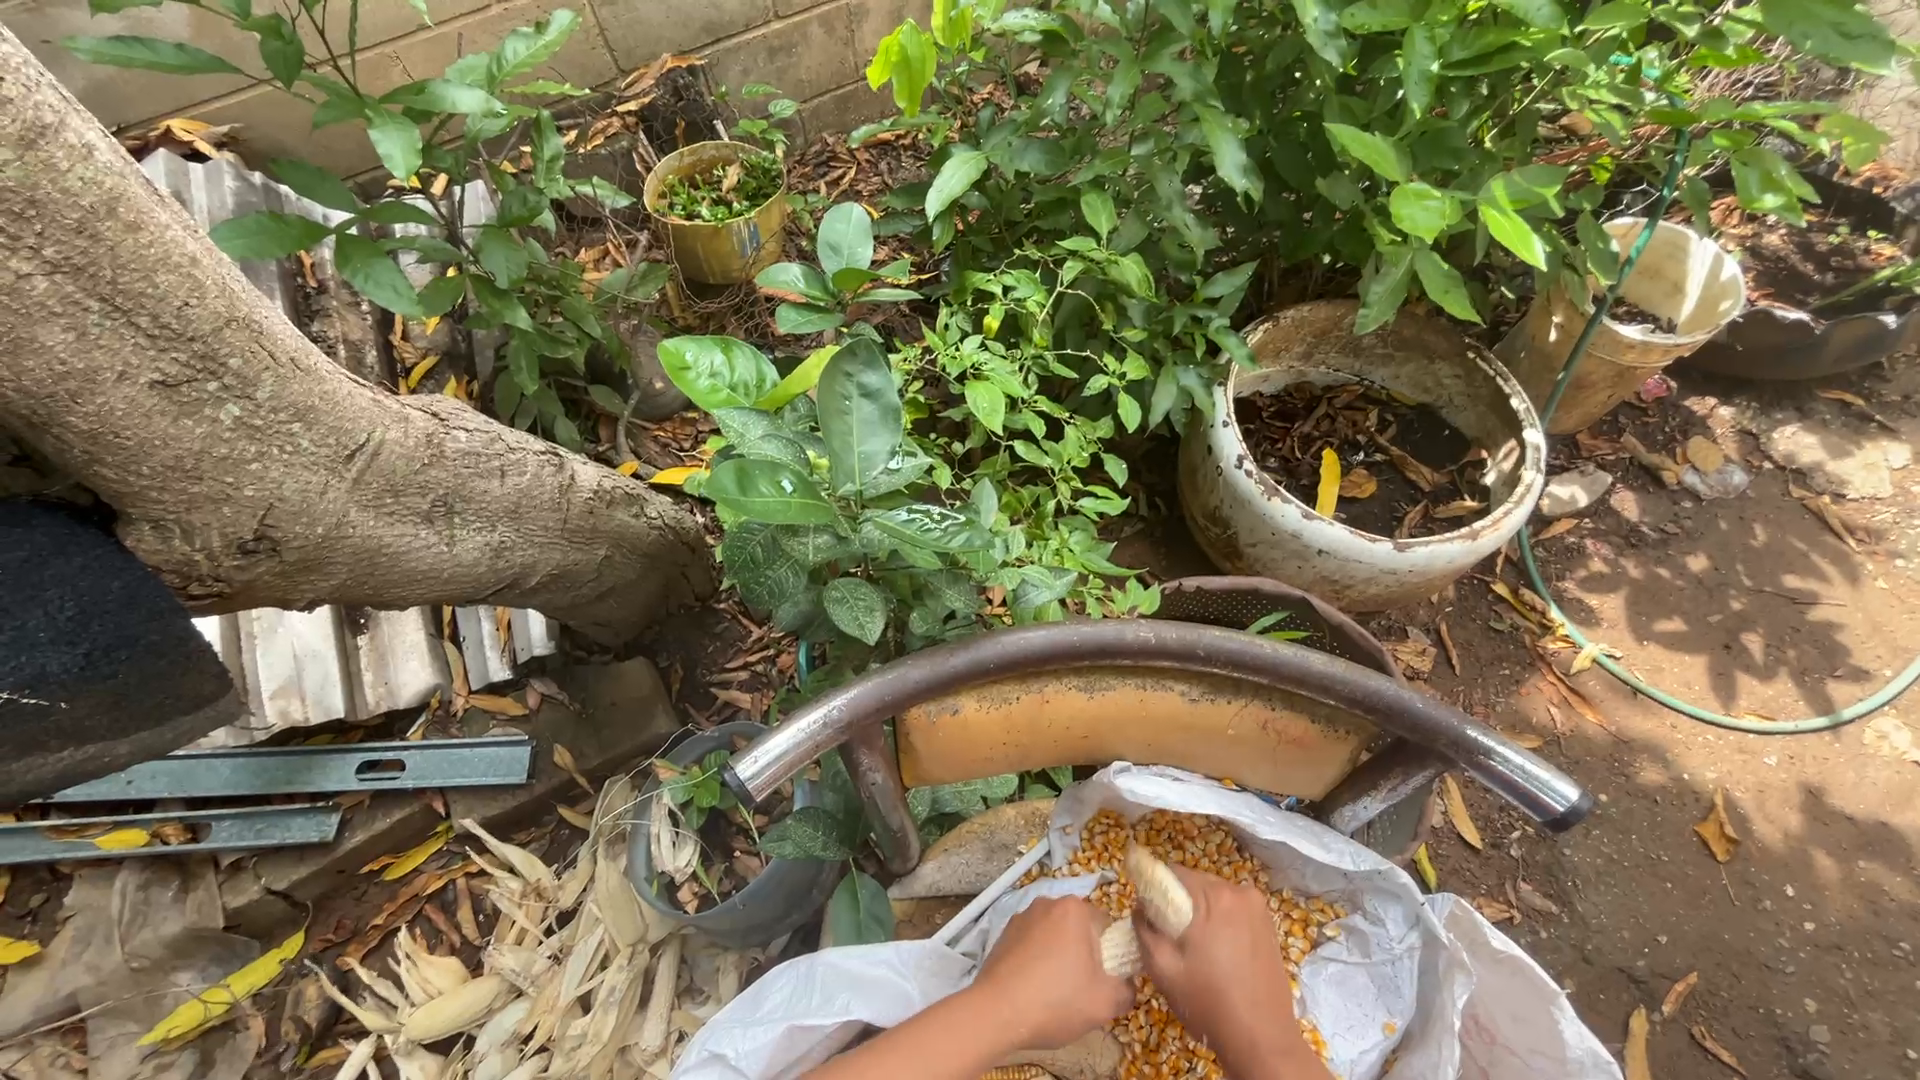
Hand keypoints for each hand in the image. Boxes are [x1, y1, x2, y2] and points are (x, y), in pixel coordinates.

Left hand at [968, 896, 1133, 1049]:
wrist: (996, 1012)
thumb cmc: (1056, 1001)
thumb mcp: (1106, 1003)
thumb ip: (1127, 989)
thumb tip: (1127, 984)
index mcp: (1074, 909)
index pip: (1106, 926)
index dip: (1110, 955)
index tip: (1103, 980)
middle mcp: (1047, 903)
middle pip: (1078, 929)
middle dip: (1083, 955)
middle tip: (1080, 989)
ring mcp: (1021, 917)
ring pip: (1053, 936)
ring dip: (1058, 956)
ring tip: (1053, 992)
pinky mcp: (1003, 933)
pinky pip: (1031, 944)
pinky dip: (1036, 960)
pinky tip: (1032, 988)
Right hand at [1136, 865, 1330, 1079]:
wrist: (1262, 1041)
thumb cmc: (1208, 1003)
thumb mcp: (1161, 968)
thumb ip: (1143, 928)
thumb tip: (1140, 907)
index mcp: (1213, 896)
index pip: (1171, 872)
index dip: (1154, 890)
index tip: (1150, 916)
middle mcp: (1239, 891)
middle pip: (1194, 881)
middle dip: (1178, 901)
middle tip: (1171, 936)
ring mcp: (1257, 906)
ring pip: (1213, 894)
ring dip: (1199, 910)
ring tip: (1196, 947)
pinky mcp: (1268, 923)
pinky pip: (1232, 908)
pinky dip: (1220, 920)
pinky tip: (1218, 950)